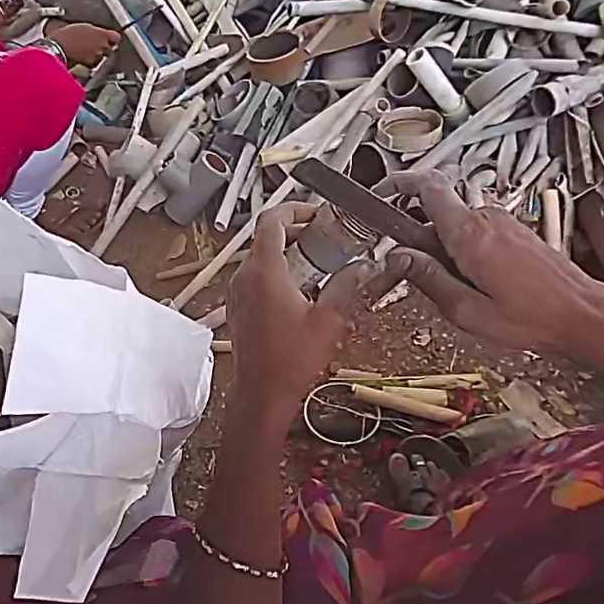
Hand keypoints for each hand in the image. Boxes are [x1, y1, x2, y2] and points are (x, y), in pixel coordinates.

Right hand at [48, 22, 120, 64]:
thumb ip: (96, 32)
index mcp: (102, 34)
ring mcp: (98, 57)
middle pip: (110, 48)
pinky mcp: (91, 65)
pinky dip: (90, 62)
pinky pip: (94, 64)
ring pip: (102, 57)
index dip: (112, 38)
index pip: (116, 38)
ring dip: (97, 55)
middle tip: (94, 44)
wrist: (58, 47)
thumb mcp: (84, 27)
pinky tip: (82, 57)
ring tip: (85, 50)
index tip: (110, 38)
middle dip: (104, 47)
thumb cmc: (67, 35)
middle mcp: (103, 47)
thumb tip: (101, 34)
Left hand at [227, 205, 385, 424]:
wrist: (261, 393)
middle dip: (298, 233)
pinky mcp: (238, 306)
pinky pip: (256, 276)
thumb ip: (347, 285)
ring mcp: (237, 291)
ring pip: (261, 256)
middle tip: (326, 240)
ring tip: (319, 265)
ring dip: (289, 254)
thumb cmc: (291, 361)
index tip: (317, 214)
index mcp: (264, 272)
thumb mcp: (328, 320)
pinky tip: (301, 290)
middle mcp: (244, 276)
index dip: (295, 209)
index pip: (272, 220)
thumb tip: (365, 265)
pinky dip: (277, 272)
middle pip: (267, 237)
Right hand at [388, 171, 603, 360]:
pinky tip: (477, 281)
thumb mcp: (466, 310)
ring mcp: (502, 221)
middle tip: (421, 273)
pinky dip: (465, 249)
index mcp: (469, 233)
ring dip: (445, 248)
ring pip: (456, 224)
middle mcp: (486, 218)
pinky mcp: (513, 230)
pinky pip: (476, 230)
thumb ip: (428, 279)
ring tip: (459, 287)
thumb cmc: (531, 317)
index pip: (428, 187)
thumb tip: (397, 258)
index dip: (402, 184)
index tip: (385, 192)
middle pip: (437, 212)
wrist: (583, 313)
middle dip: (421, 238)